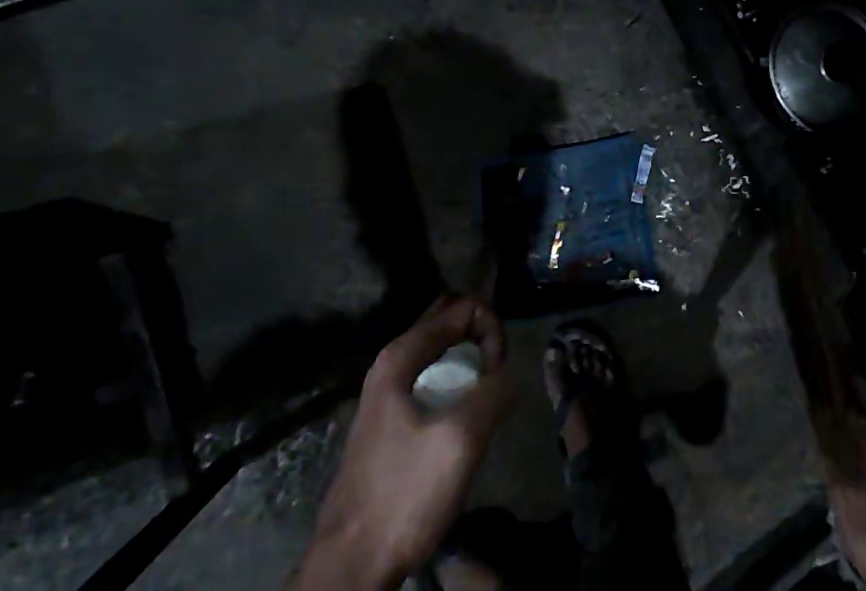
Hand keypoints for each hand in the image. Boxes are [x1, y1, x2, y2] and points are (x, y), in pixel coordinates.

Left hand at [289, 294, 509, 590]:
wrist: (355, 557)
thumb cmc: (405, 491)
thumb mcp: (460, 439)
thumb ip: (493, 392)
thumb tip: (510, 373)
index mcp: (401, 355)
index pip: (461, 308)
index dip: (490, 329)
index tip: (499, 371)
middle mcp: (392, 362)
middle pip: (446, 319)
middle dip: (481, 330)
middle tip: (499, 368)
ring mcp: (390, 389)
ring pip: (440, 348)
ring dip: (471, 354)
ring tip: (491, 386)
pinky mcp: (395, 415)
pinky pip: (434, 375)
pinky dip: (458, 376)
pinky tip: (470, 407)